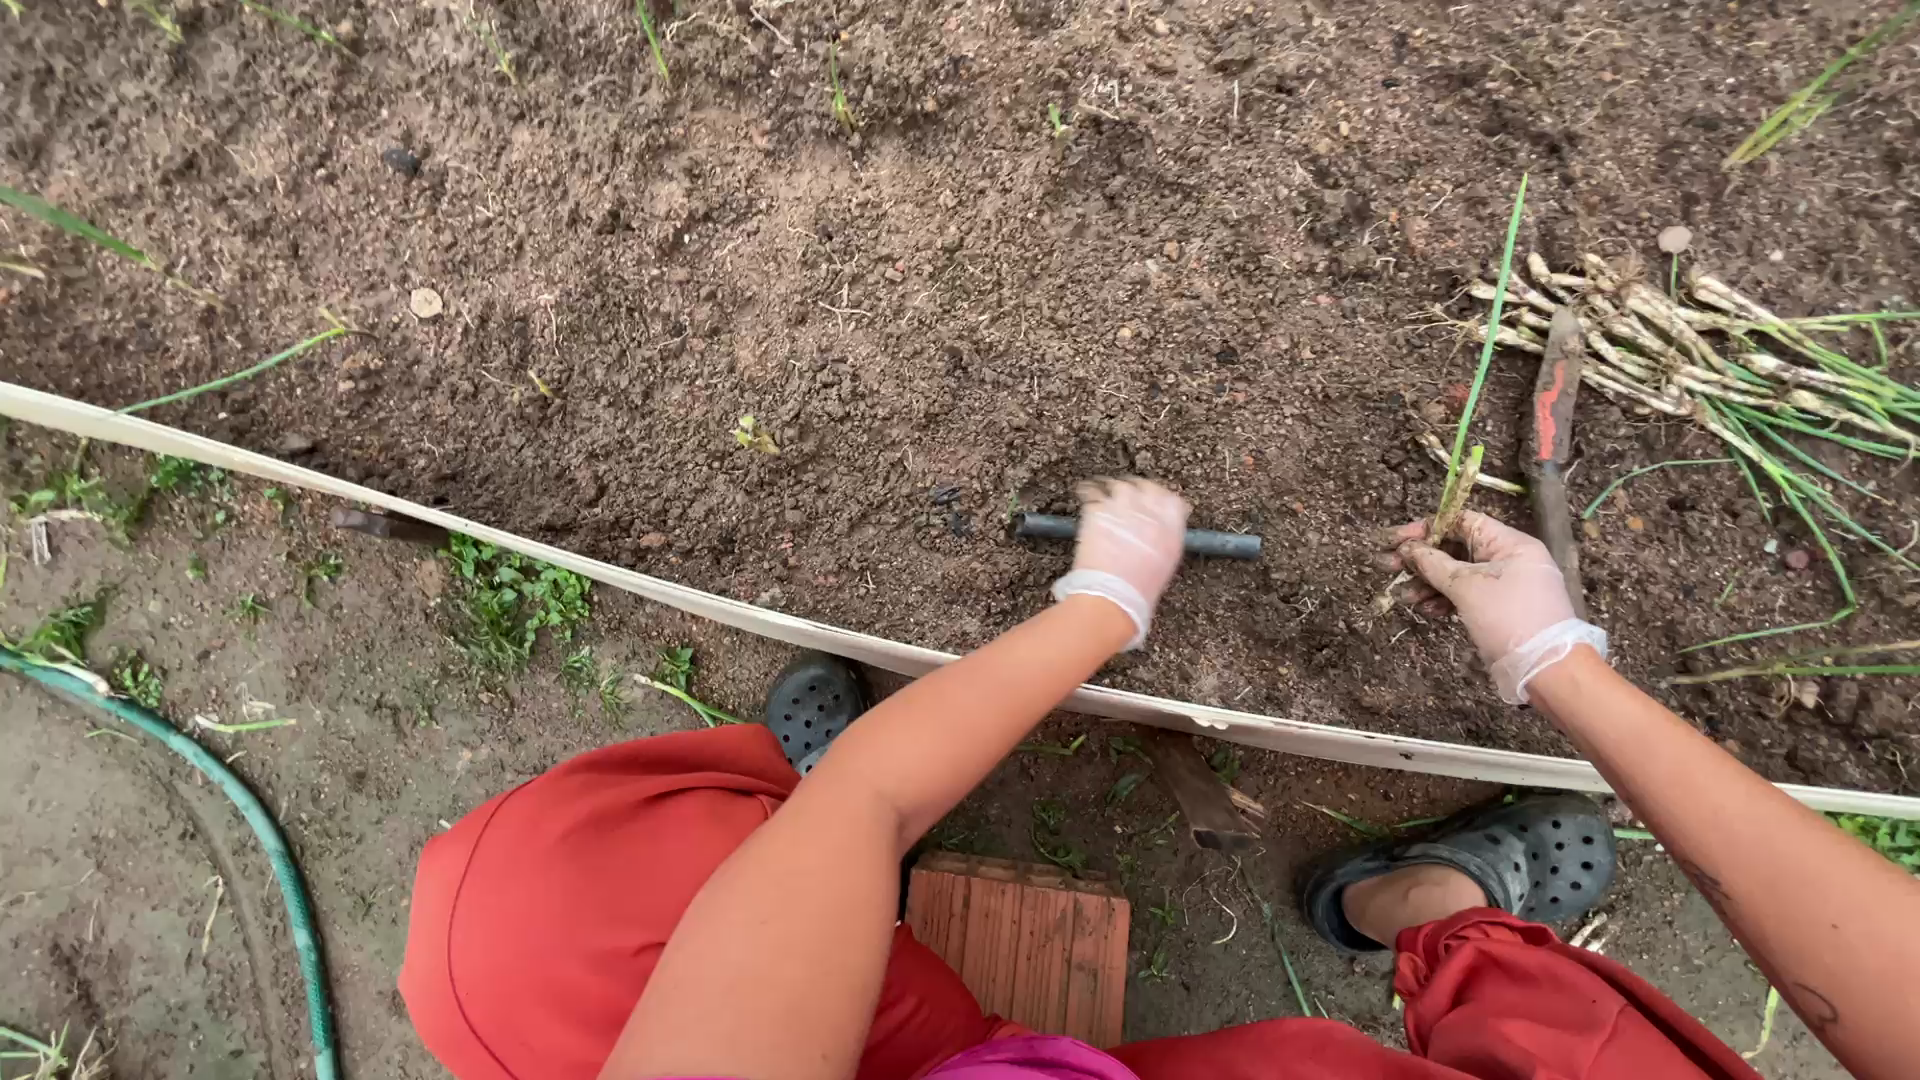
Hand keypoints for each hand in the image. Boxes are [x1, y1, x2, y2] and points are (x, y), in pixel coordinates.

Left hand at [1051, 477, 1190, 649]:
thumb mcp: (1161, 570)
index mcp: (1171, 533)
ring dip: (1114, 488)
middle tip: (1128, 491)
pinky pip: (1093, 493)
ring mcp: (1124, 512)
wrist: (1111, 599)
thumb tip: (1152, 537)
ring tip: (1106, 491)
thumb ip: (1160, 546)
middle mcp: (1150, 517)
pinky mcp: (1099, 514)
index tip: (1154, 498)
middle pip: (1148, 488)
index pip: (1173, 501)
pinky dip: (1089, 491)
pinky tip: (1086, 491)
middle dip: (1139, 488)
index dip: (1162, 497)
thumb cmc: (1135, 596)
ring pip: (1122, 486)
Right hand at [1384, 510, 1604, 702]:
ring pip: (1454, 574)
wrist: (1546, 668)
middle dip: (1420, 559)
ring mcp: (1501, 584)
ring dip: (1426, 583)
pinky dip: (1441, 599)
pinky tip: (1427, 611)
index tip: (1396, 541)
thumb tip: (1408, 548)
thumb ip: (1433, 563)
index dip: (1426, 528)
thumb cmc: (1509, 618)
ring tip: (1405, 598)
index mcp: (1509, 544)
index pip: (1462, 522)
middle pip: (1454, 548)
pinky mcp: (1494, 607)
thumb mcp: (1467, 587)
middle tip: (1388, 567)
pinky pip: (1461, 594)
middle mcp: (1506, 559)